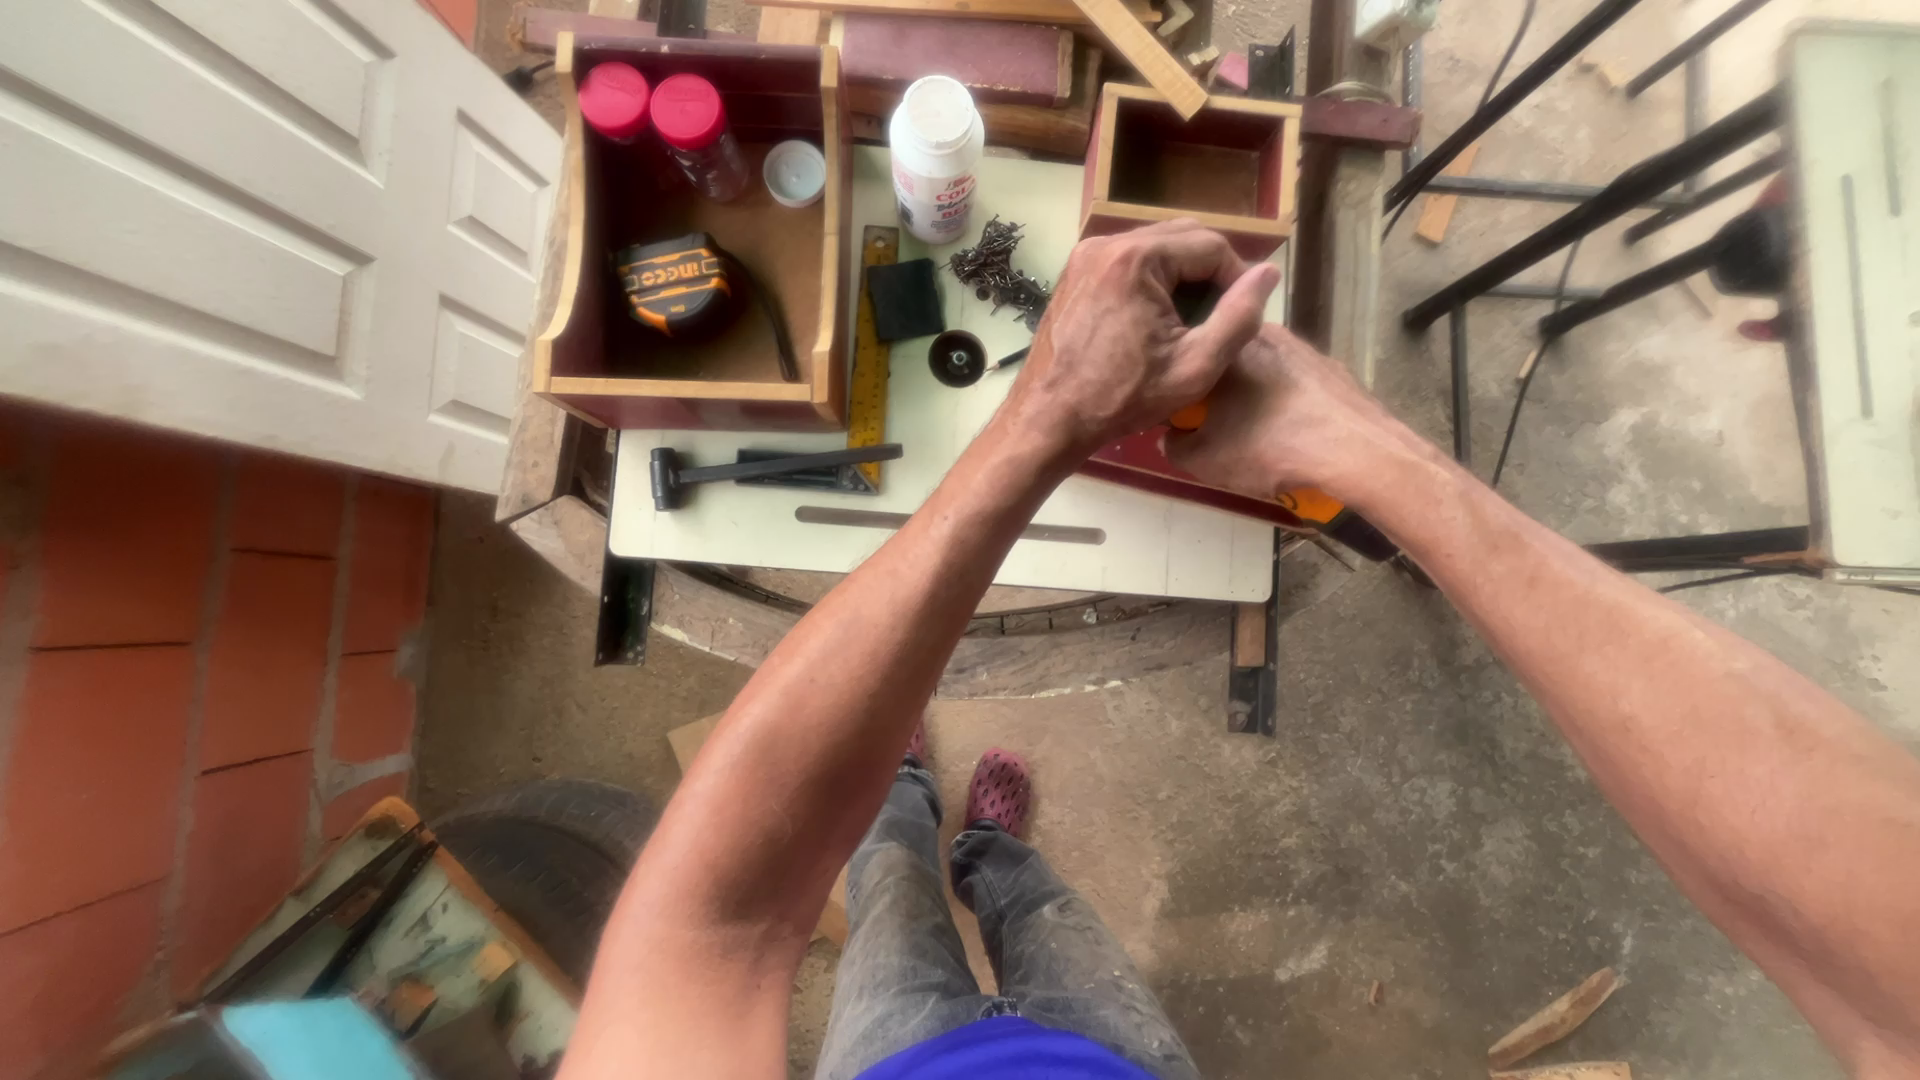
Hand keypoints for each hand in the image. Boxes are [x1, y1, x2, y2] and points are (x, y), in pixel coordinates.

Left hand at [998, 219, 1279, 457]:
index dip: (1237, 278)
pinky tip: (1155, 321)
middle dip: (1209, 273)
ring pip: (1155, 248)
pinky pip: (1127, 263)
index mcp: (1136, 258)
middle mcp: (1105, 244)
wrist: (1049, 418)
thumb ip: (1240, 317)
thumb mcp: (1195, 367)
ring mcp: (1084, 257)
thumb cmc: (1120, 399)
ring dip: (1181, 276)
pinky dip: (1150, 282)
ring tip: (1189, 322)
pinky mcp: (1073, 274)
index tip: (1242, 315)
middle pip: (1182, 237)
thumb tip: (1268, 274)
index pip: (1212, 245)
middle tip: (1218, 317)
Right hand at [1162, 324, 1428, 503]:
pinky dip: (1287, 403)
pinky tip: (1292, 434)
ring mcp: (1303, 349)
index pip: (1189, 361)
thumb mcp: (1202, 460)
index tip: (1181, 417)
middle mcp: (1262, 336)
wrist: (1356, 453)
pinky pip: (1295, 383)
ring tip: (1255, 433)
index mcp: (1224, 349)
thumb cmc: (1267, 448)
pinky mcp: (1333, 368)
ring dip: (1252, 395)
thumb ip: (1174, 446)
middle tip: (1215, 427)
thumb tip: (1172, 437)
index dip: (1180, 391)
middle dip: (1217, 390)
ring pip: (1262, 370)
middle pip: (1225, 362)